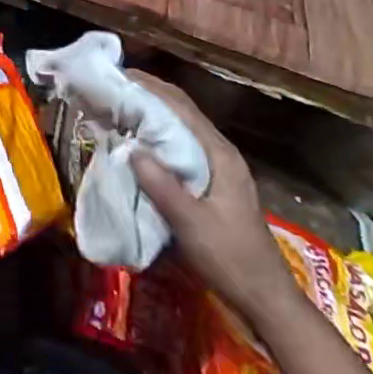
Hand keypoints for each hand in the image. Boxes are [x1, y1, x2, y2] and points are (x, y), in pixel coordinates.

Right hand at [127, 71, 296, 314]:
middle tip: (107, 87)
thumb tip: (130, 147)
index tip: (115, 75)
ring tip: (113, 107)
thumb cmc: (230, 258)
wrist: (265, 299)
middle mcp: (219, 153)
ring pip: (177, 127)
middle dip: (145, 95)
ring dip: (147, 114)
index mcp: (219, 155)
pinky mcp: (208, 181)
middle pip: (179, 111)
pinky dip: (153, 135)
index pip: (180, 107)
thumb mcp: (192, 224)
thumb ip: (162, 185)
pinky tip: (132, 141)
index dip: (148, 87)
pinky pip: (177, 146)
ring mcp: (216, 167)